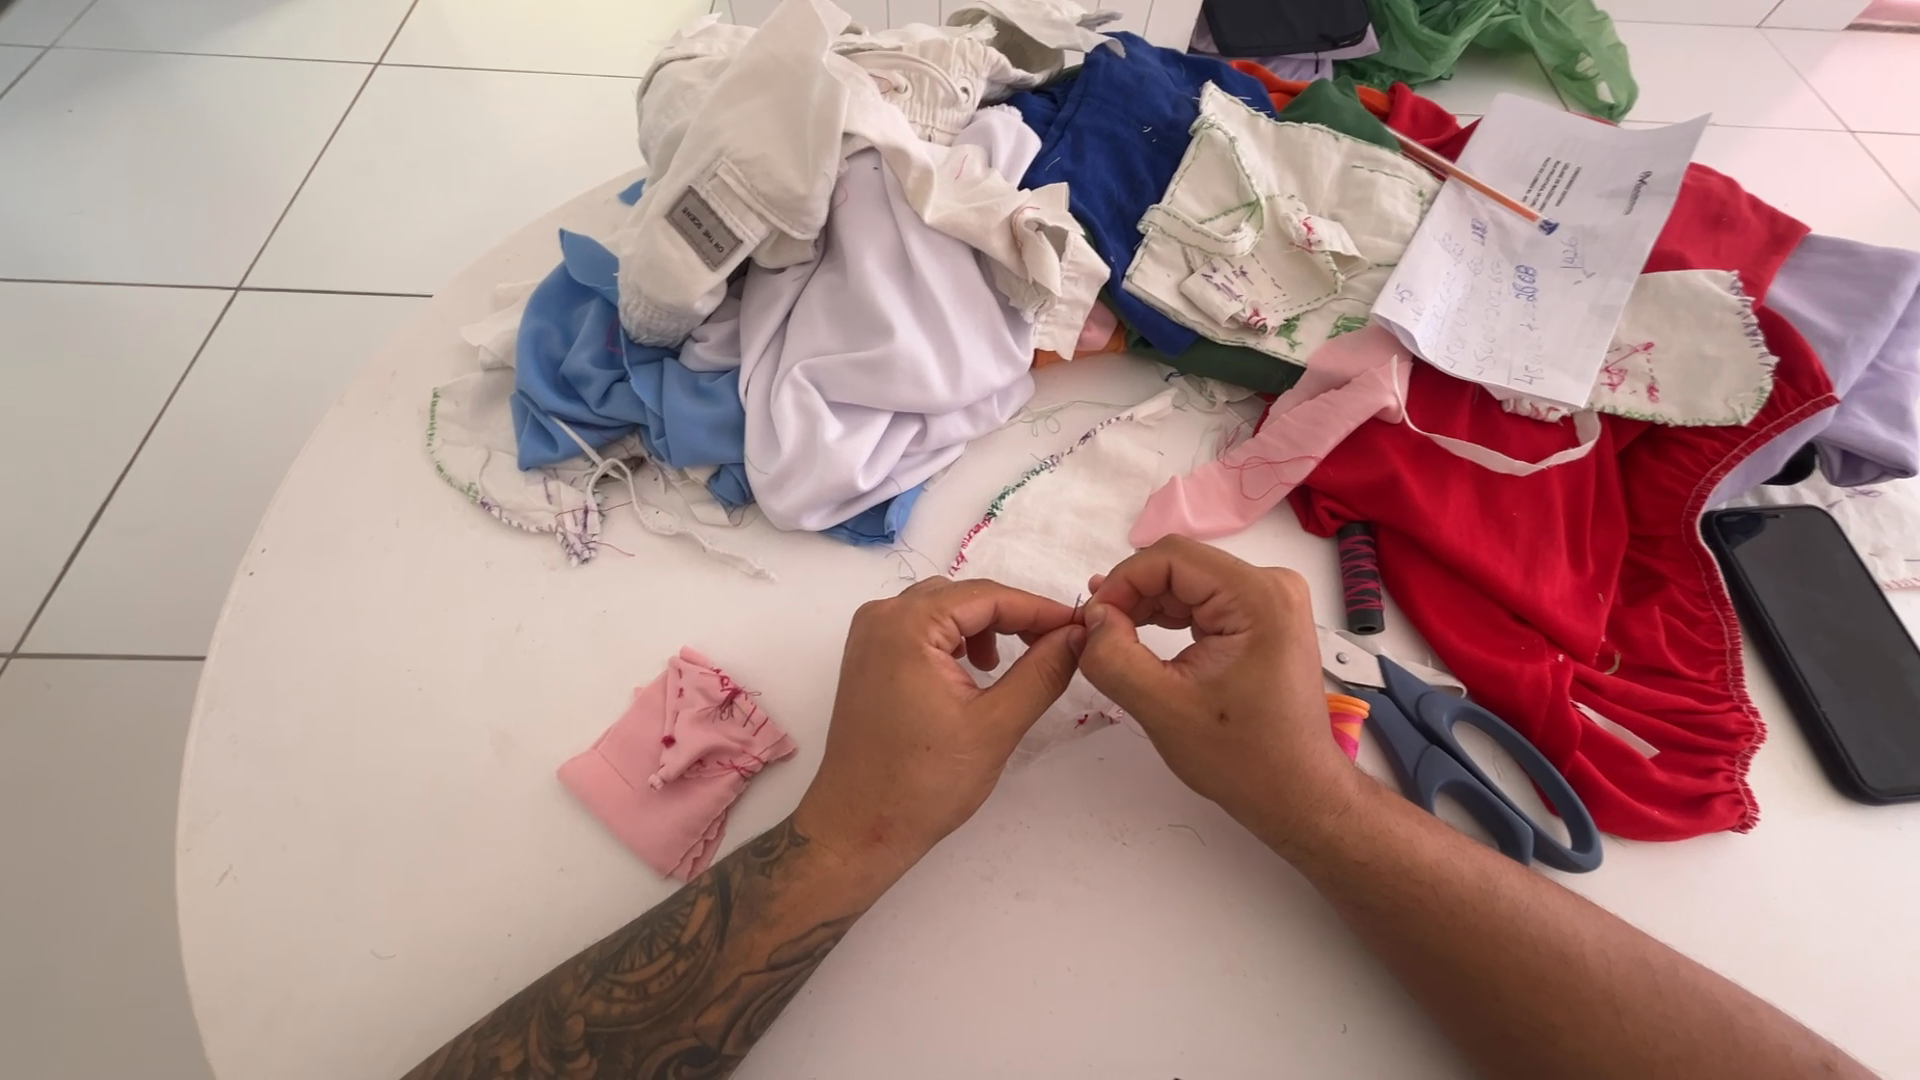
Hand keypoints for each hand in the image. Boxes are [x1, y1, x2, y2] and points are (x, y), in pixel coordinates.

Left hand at [795, 578, 1083, 878]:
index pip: (987, 596)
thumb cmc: (924, 783)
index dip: (1039, 609)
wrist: (859, 827)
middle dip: (1013, 617)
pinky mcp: (868, 657)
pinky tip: (973, 671)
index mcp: (907, 624)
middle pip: (964, 597)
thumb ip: (1043, 672)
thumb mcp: (996, 725)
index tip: (1080, 626)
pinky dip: (954, 640)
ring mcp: (870, 636)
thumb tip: (1077, 635)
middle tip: (1055, 644)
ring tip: (1006, 665)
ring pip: (943, 609)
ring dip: (983, 627)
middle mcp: (882, 616)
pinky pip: (921, 629)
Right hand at [1076, 536, 1357, 850]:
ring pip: (1185, 581)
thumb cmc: (1239, 757)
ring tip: (1111, 637)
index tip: (1092, 620)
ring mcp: (1269, 600)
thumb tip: (1091, 615)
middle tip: (1096, 633)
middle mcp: (1270, 585)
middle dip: (1131, 595)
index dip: (1122, 581)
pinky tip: (1139, 636)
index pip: (1170, 557)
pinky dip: (1165, 615)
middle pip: (1178, 566)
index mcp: (1258, 596)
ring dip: (1144, 605)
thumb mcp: (1161, 707)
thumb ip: (1113, 656)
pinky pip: (1200, 599)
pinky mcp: (1262, 617)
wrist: (1296, 794)